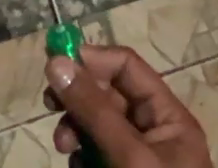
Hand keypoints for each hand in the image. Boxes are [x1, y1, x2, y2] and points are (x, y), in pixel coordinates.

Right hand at [44, 46, 213, 167]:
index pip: (125, 67)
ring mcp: (135, 159)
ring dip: (73, 131)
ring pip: (94, 124)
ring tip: (65, 150)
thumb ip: (94, 110)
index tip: (54, 63)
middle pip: (105, 93)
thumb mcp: (129, 157)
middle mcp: (152, 132)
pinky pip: (91, 154)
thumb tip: (56, 60)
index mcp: (168, 118)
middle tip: (49, 104)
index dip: (90, 59)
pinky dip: (80, 159)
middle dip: (77, 99)